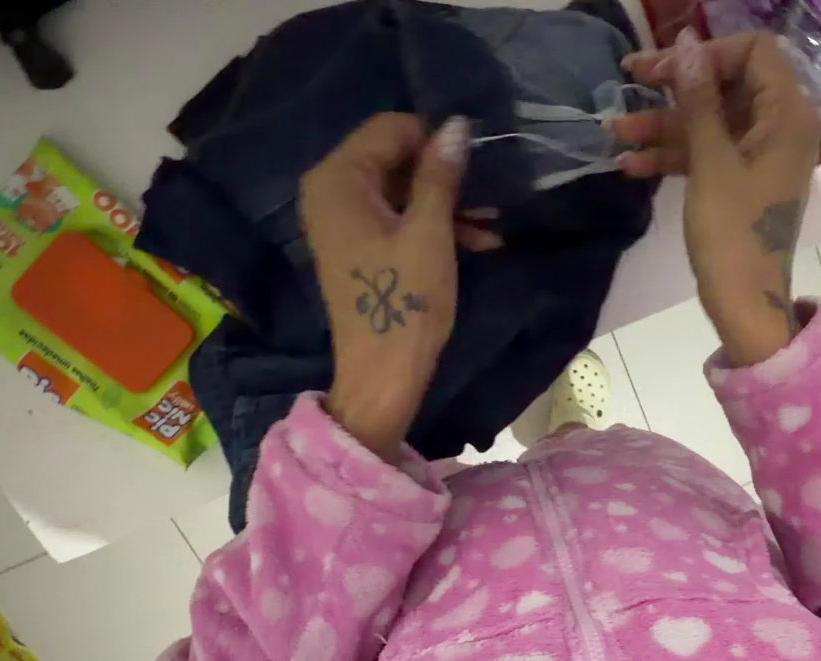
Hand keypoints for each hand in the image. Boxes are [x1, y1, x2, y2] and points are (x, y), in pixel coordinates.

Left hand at [300, 113, 488, 459]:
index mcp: (338, 178)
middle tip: (490, 198)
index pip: (391, 128)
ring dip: (445, 205)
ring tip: (491, 225)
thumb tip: (457, 126)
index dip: (437, 142)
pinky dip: (430, 228)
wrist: (384, 375)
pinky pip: (395, 221)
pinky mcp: (356, 249)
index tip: (478, 167)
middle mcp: (329, 191)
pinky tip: (475, 242)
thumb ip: (441, 176)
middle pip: (394, 159)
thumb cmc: (406, 302)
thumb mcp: (430, 233)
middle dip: (444, 177)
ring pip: (400, 193)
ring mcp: (341, 222)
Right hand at [614, 30, 820, 365]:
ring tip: (615, 132)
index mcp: (787, 114)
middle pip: (727, 86)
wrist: (744, 305)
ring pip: (711, 124)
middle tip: (627, 84)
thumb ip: (698, 101)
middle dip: (675, 90)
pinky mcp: (743, 183)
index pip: (752, 52)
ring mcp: (761, 157)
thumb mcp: (710, 163)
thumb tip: (686, 44)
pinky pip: (709, 154)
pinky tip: (632, 163)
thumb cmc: (732, 235)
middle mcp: (780, 127)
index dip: (705, 55)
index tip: (661, 70)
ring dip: (664, 127)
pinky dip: (675, 156)